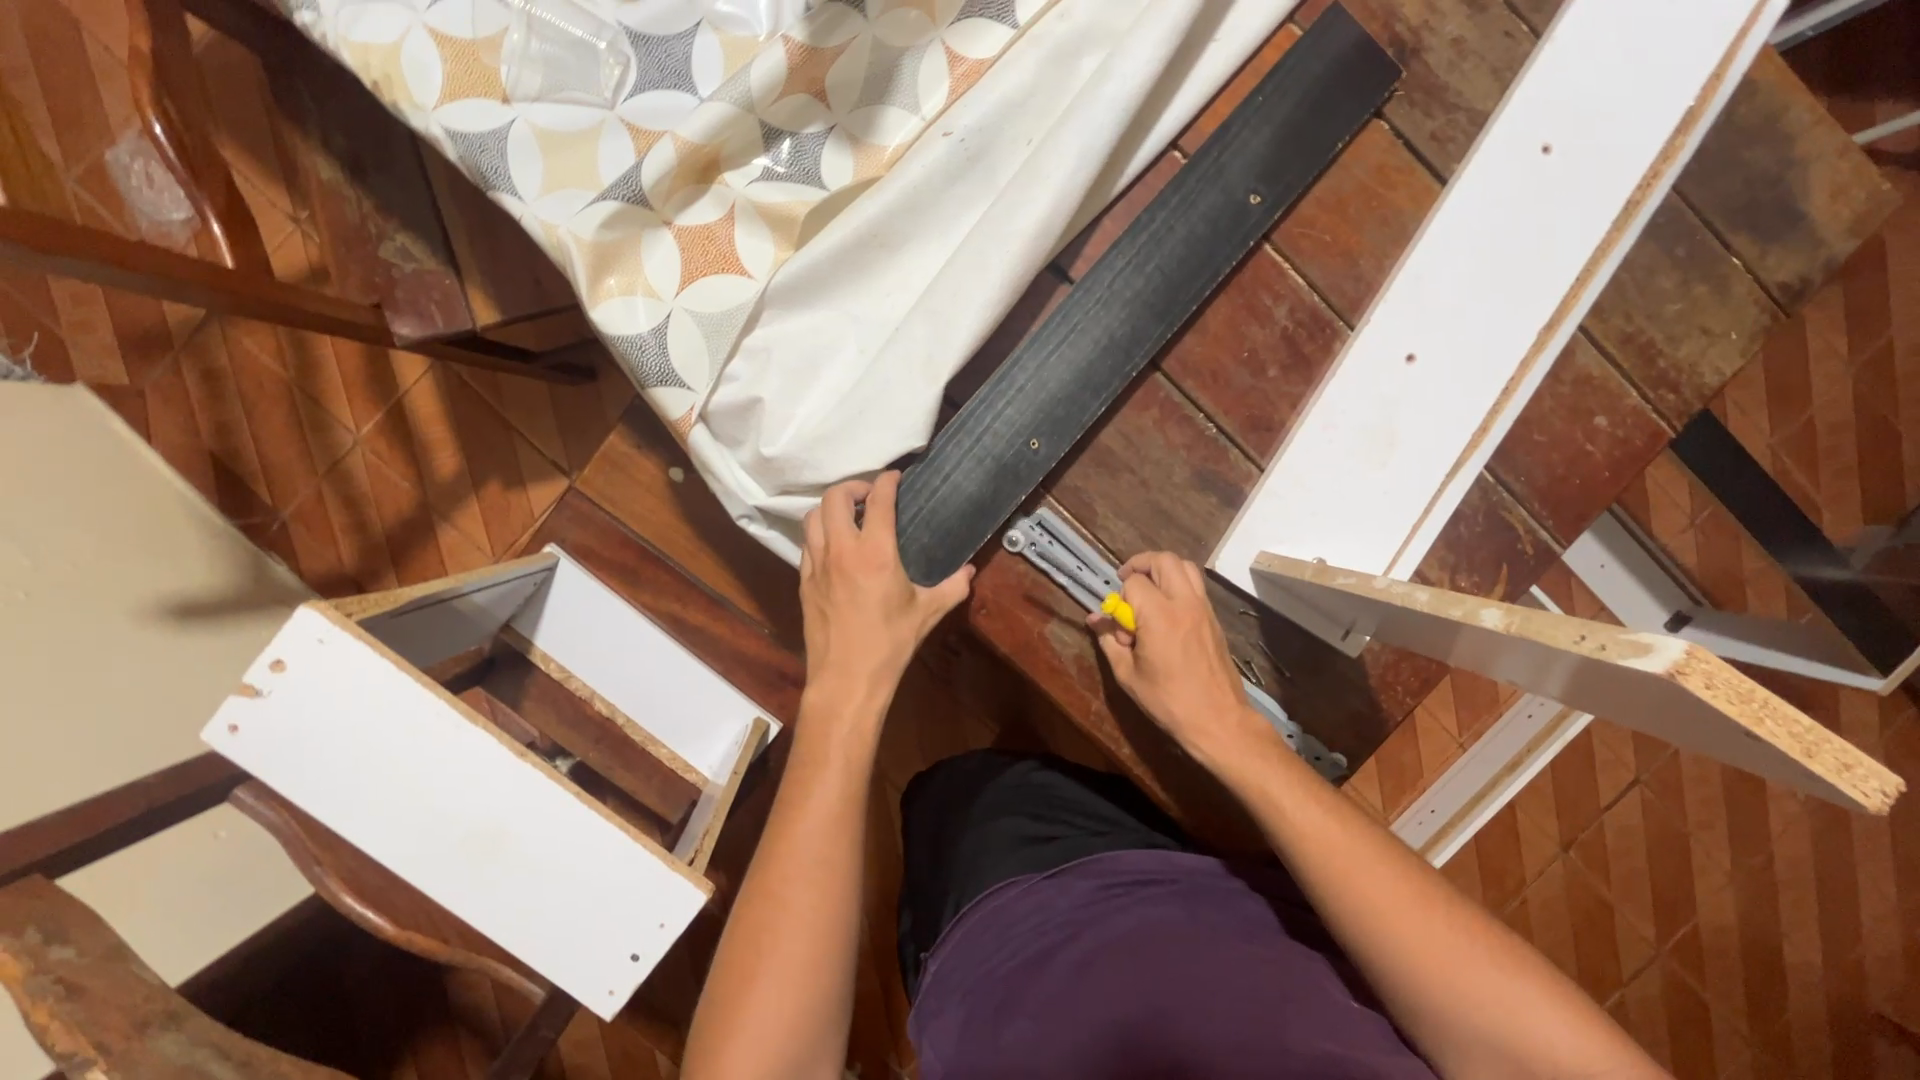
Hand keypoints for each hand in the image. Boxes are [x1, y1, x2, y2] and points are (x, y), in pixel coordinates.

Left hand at [800, 471, 974, 701]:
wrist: (847, 677)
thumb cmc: (890, 644)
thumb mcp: (927, 613)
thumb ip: (952, 587)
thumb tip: (969, 571)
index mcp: (875, 552)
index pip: (877, 500)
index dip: (886, 481)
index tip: (895, 478)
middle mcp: (842, 550)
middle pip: (835, 497)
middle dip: (852, 487)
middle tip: (869, 496)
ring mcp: (817, 564)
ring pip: (813, 517)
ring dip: (831, 508)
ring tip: (848, 515)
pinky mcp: (804, 581)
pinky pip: (807, 543)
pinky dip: (820, 533)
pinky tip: (835, 545)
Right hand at [1088, 552, 1274, 768]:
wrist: (1218, 719)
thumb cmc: (1168, 700)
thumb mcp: (1127, 674)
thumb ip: (1109, 640)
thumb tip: (1096, 619)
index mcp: (1159, 616)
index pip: (1133, 582)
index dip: (1119, 597)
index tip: (1118, 622)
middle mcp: (1184, 603)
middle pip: (1163, 560)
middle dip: (1140, 565)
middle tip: (1127, 581)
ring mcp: (1203, 608)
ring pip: (1185, 566)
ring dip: (1163, 570)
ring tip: (1148, 590)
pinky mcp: (1214, 618)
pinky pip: (1196, 585)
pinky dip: (1179, 584)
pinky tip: (1167, 610)